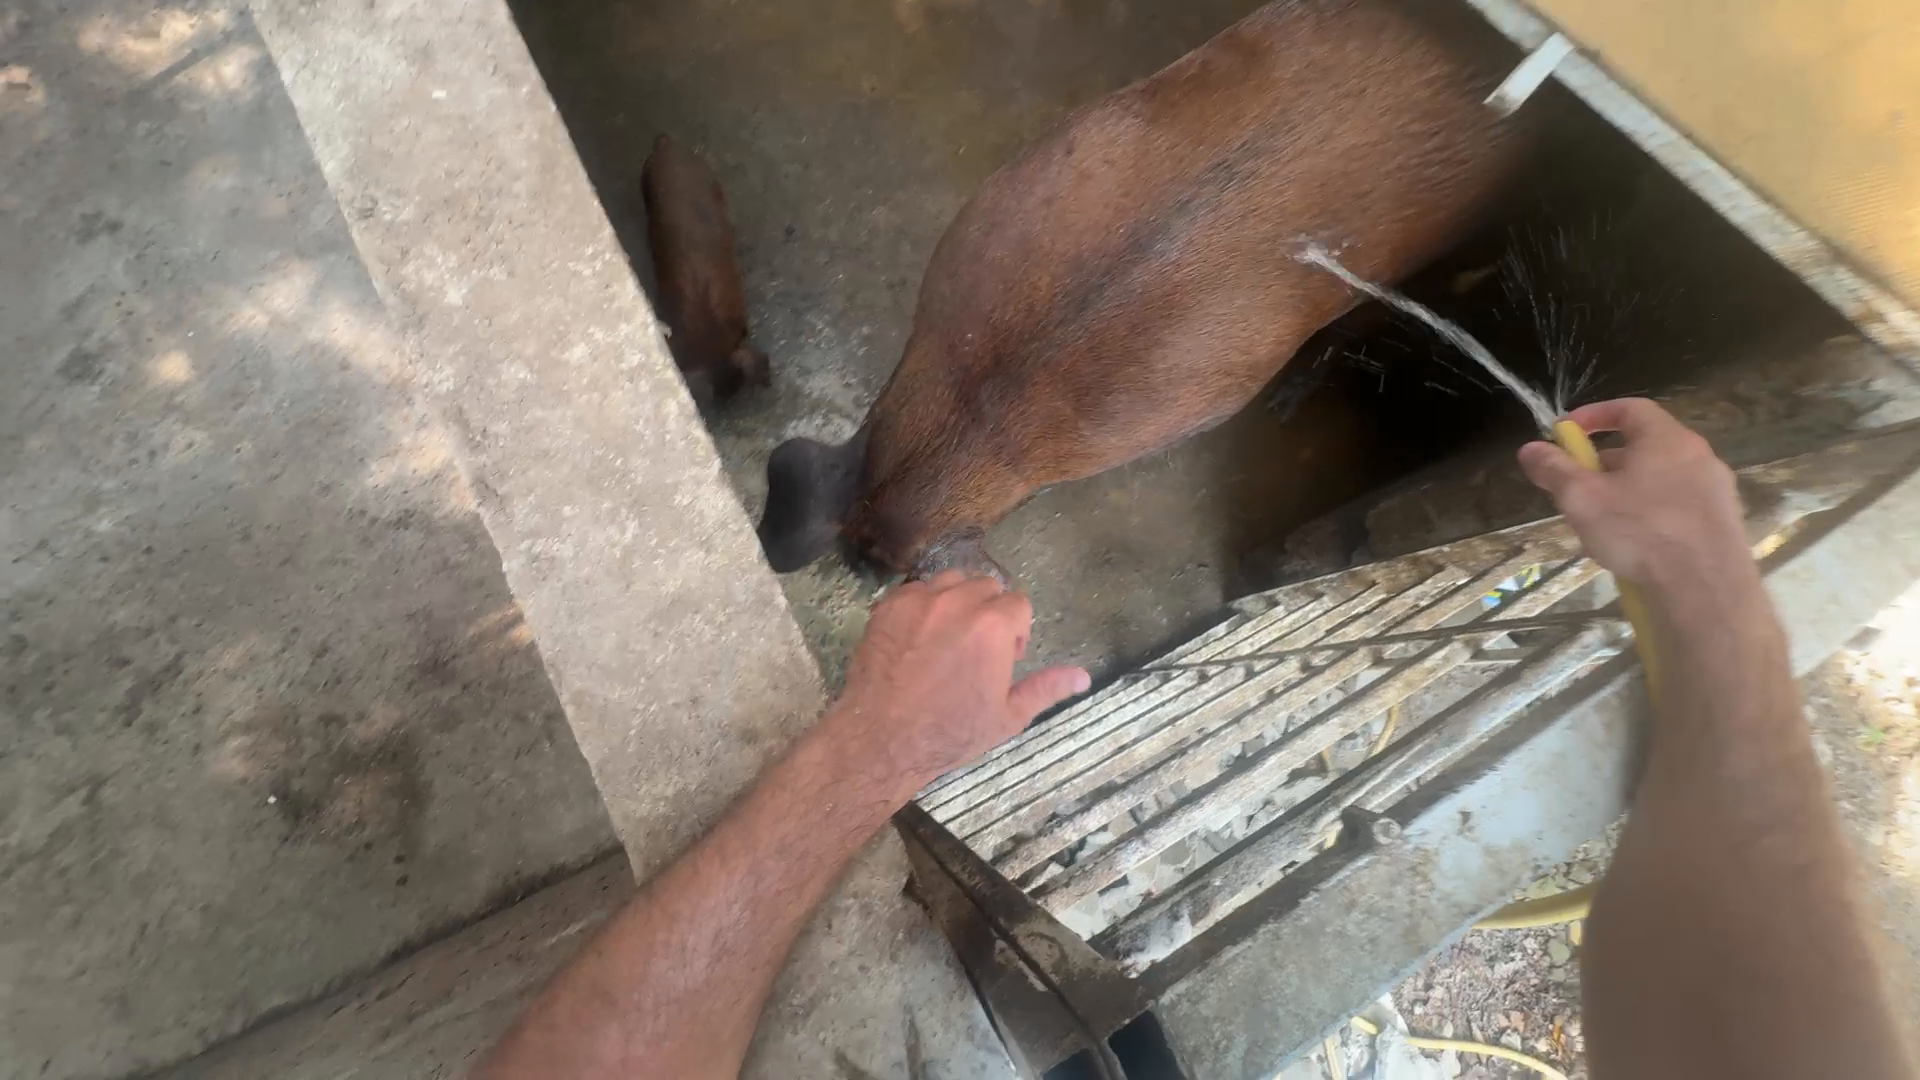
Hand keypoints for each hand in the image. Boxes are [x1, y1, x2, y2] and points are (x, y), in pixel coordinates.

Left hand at [825, 571, 1090, 795]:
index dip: (1017, 630)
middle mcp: (958, 601)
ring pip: (952, 581)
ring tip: (948, 638)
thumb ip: (1046, 688)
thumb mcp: (1007, 717)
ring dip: (958, 602)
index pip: (1019, 603)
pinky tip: (919, 638)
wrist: (882, 738)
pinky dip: (924, 606)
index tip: (1005, 657)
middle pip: (987, 586)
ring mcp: (920, 600)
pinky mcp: (889, 605)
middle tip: (977, 649)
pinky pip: (918, 590)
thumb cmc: (949, 732)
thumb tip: (1084, 676)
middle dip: (989, 612)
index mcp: (993, 625)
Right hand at [1517, 398, 1748, 590]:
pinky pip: (1671, 502)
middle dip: (1598, 461)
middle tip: (1571, 485)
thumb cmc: (1638, 531)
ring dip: (1618, 488)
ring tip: (1594, 520)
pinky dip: (1642, 509)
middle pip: (1641, 445)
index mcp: (1667, 441)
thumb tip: (1530, 448)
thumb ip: (1553, 469)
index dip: (1593, 414)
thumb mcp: (1580, 498)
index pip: (1631, 408)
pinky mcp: (1718, 519)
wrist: (1703, 586)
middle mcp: (1698, 457)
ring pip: (1654, 476)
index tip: (1563, 432)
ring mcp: (1714, 489)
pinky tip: (1625, 540)